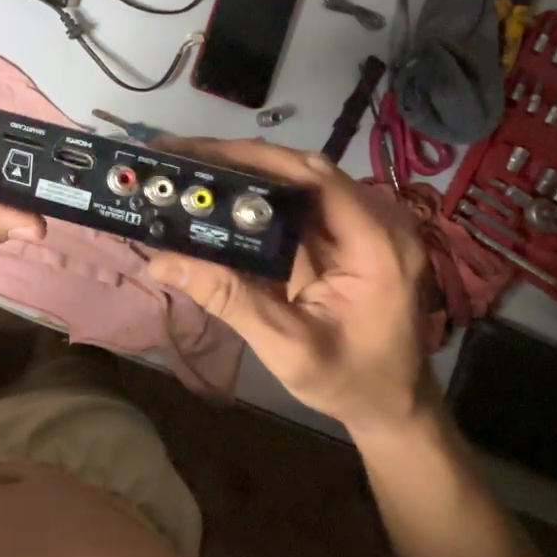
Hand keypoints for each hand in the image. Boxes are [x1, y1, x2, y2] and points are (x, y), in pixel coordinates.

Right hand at [145, 138, 433, 435]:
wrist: (395, 403)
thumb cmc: (351, 380)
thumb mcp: (288, 348)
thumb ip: (230, 300)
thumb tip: (162, 260)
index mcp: (376, 246)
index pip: (314, 179)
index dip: (257, 159)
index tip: (201, 153)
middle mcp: (378, 221)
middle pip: (305, 169)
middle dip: (242, 158)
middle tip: (183, 154)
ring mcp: (365, 223)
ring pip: (300, 177)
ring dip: (247, 169)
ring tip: (192, 166)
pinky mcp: (348, 231)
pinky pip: (301, 197)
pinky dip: (259, 190)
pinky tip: (222, 191)